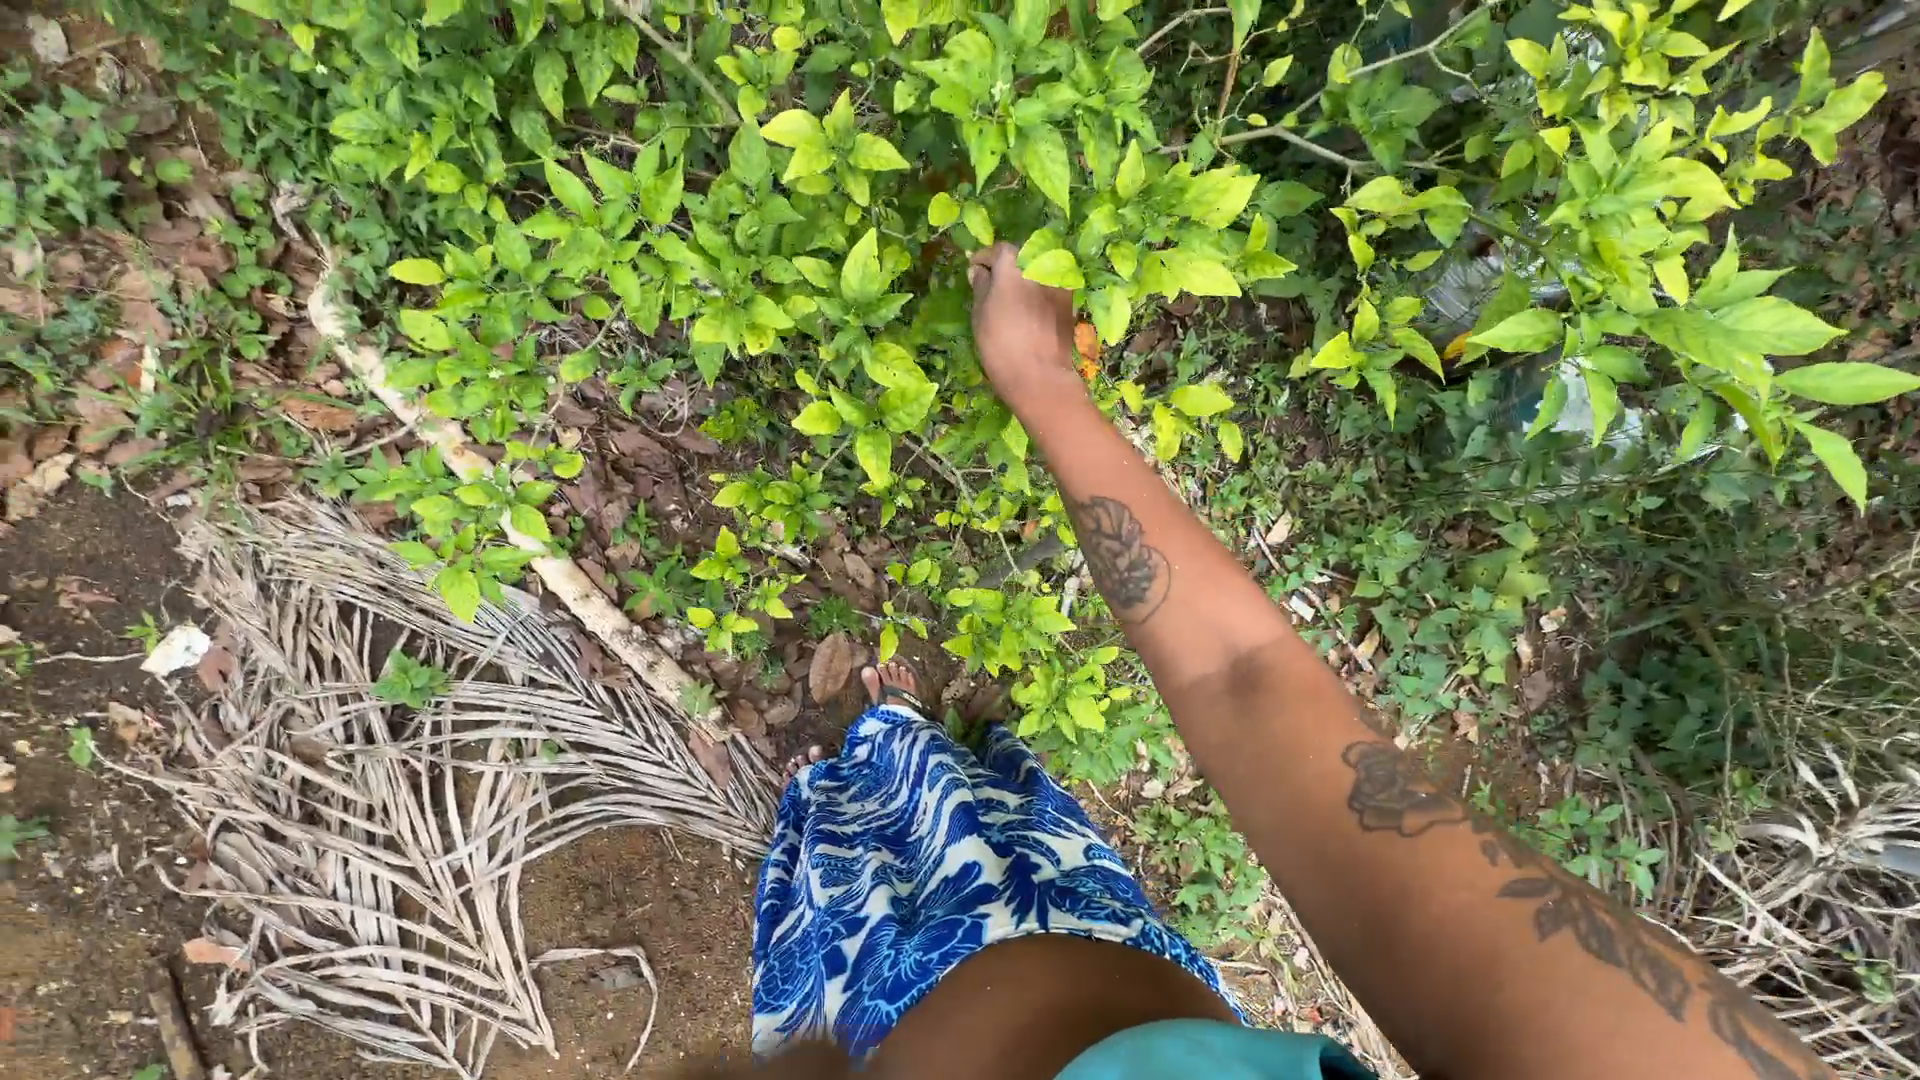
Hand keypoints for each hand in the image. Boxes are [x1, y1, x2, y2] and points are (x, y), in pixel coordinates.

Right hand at [969, 242, 1086, 416]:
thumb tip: (978, 270)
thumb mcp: (980, 313)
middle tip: (992, 284)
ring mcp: (1059, 281)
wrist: (1039, 375)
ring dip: (1024, 278)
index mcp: (1014, 262)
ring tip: (1012, 297)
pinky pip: (1050, 287)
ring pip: (1037, 271)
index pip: (996, 250)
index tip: (974, 271)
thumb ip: (981, 285)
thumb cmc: (1000, 343)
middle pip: (1020, 257)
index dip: (982, 260)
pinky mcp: (1070, 300)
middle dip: (1006, 267)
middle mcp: (1040, 264)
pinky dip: (1039, 291)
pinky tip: (1031, 309)